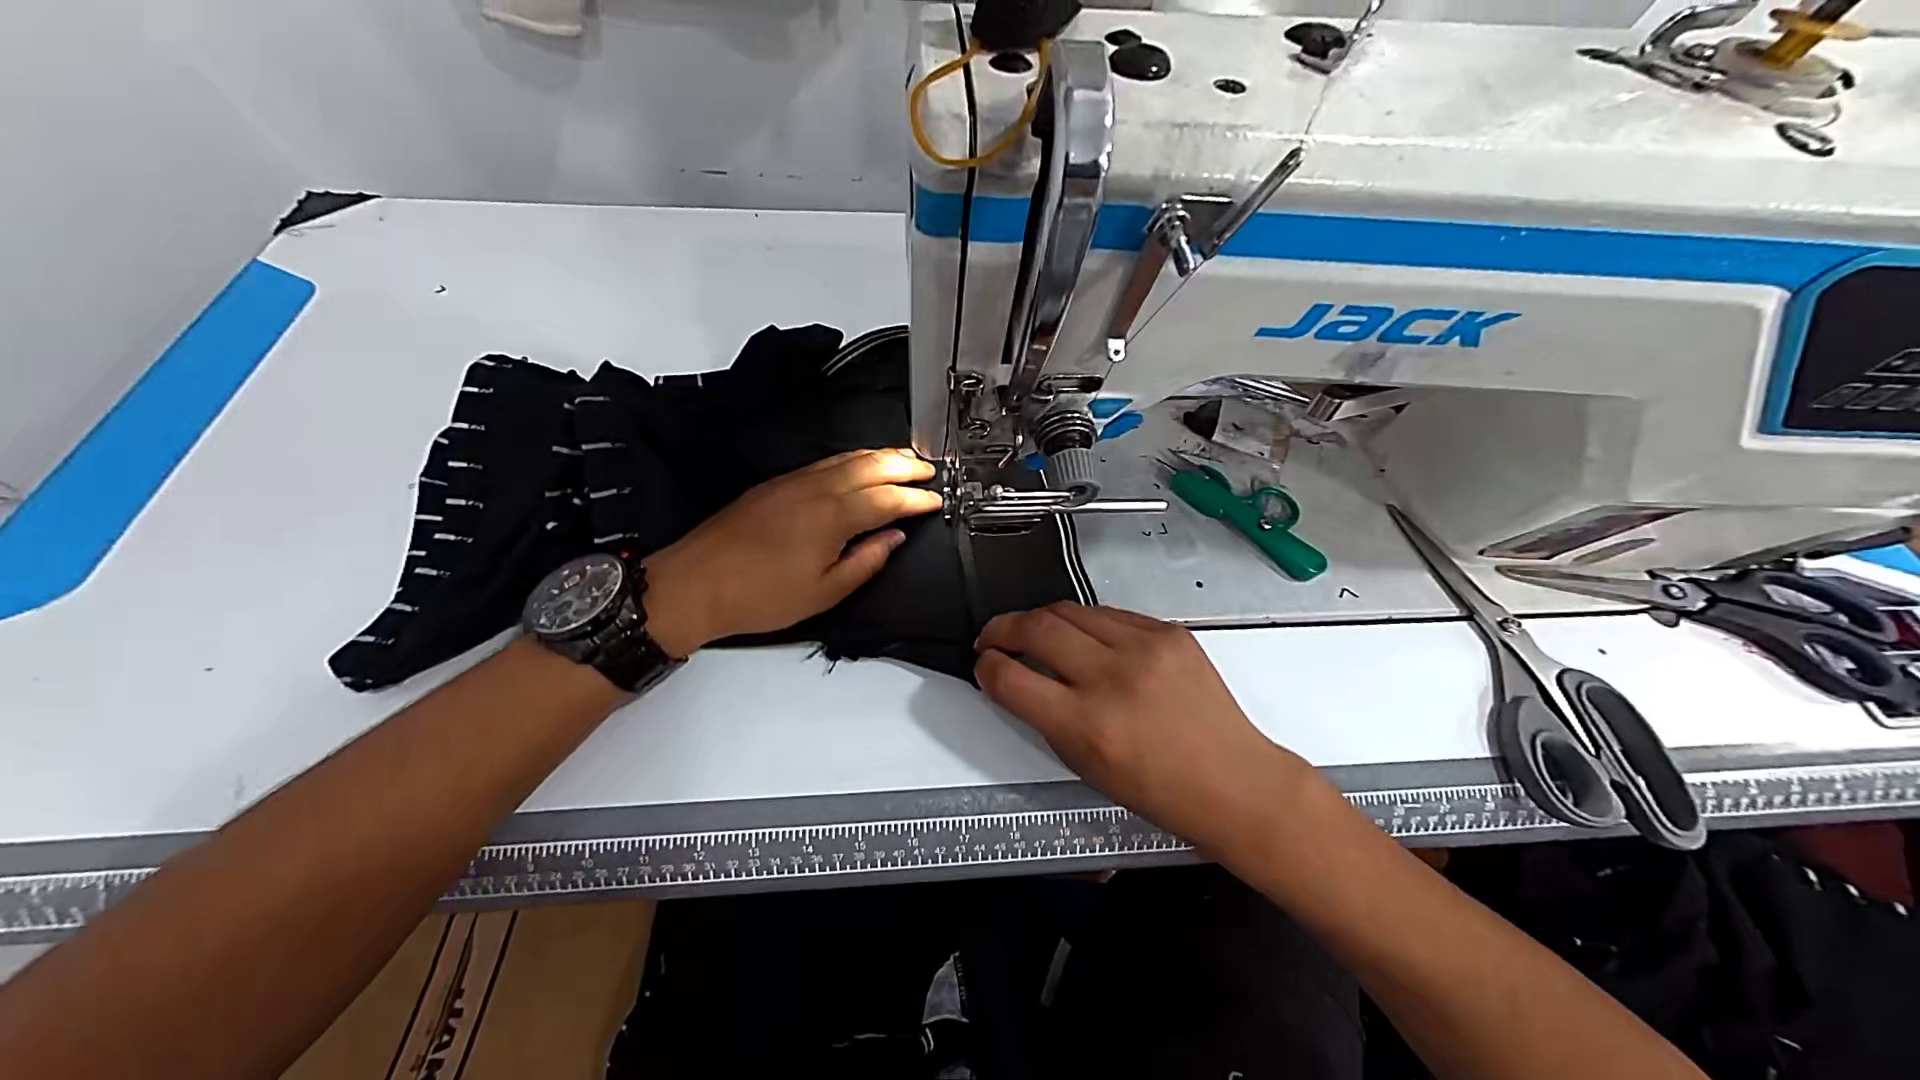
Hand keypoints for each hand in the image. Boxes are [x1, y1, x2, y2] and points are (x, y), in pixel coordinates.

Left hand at [640, 449, 943, 656]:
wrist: (696, 583)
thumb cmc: (757, 594)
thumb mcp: (824, 592)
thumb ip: (866, 562)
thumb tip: (892, 540)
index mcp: (832, 516)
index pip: (888, 499)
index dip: (917, 498)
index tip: (935, 500)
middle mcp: (815, 489)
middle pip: (872, 466)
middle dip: (905, 465)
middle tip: (929, 470)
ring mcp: (793, 482)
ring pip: (847, 458)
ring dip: (880, 456)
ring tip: (903, 459)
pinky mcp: (775, 484)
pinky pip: (824, 462)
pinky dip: (851, 459)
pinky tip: (856, 466)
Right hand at [975, 603, 1315, 853]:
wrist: (1234, 782)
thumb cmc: (1165, 790)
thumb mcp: (1085, 766)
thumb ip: (1045, 719)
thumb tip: (1018, 681)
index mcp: (1087, 724)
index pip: (1010, 678)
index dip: (987, 667)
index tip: (985, 663)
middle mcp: (1114, 679)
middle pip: (1035, 627)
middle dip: (1002, 628)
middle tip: (994, 636)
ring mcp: (1145, 649)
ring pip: (1069, 609)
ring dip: (1040, 618)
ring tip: (1033, 631)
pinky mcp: (1169, 633)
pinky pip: (1110, 613)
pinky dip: (1086, 622)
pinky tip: (1083, 636)